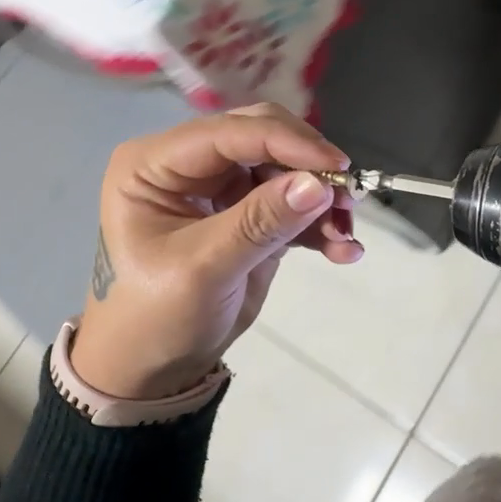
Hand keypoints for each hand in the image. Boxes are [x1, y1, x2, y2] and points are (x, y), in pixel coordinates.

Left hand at [68, 104, 361, 400]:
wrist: (154, 369)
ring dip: (322, 200)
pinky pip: (295, 203)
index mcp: (156, 163)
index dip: (287, 143)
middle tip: (346, 200)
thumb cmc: (157, 316)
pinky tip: (344, 250)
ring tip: (345, 237)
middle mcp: (190, 163)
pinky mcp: (251, 212)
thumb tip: (320, 185)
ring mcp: (223, 187)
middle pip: (265, 138)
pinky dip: (321, 224)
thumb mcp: (204, 269)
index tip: (336, 168)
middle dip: (308, 168)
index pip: (230, 133)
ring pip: (288, 170)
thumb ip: (260, 222)